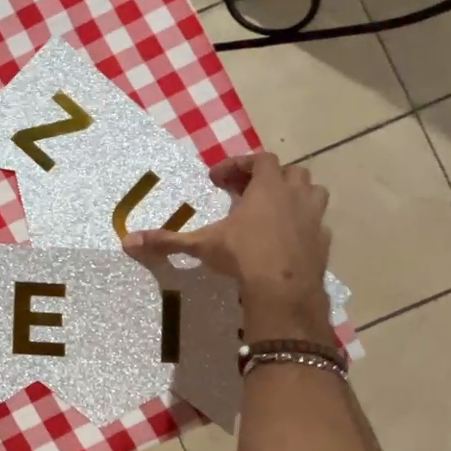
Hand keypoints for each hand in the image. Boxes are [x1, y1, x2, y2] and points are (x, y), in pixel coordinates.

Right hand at [123, 152, 333, 341]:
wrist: (285, 291)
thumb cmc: (243, 256)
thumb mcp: (200, 245)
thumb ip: (166, 240)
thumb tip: (127, 241)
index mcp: (267, 190)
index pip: (261, 159)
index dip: (238, 164)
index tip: (216, 179)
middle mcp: (295, 198)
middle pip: (291, 172)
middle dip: (268, 177)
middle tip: (243, 191)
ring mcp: (314, 219)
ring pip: (313, 192)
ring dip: (293, 194)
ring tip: (269, 209)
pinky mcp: (323, 241)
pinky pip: (316, 222)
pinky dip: (301, 223)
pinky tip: (282, 238)